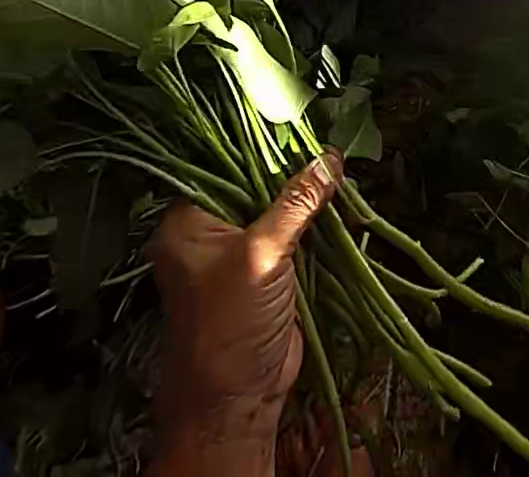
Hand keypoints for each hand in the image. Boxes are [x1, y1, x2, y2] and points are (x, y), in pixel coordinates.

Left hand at [149, 152, 342, 474]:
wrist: (238, 401)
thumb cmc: (230, 326)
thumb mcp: (262, 254)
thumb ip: (296, 203)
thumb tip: (329, 158)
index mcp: (190, 223)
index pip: (225, 166)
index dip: (263, 146)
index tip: (300, 127)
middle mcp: (211, 232)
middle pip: (256, 186)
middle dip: (293, 171)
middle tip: (326, 148)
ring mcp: (240, 252)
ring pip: (279, 209)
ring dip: (308, 197)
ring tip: (337, 169)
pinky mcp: (267, 270)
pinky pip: (293, 234)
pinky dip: (316, 221)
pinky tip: (338, 202)